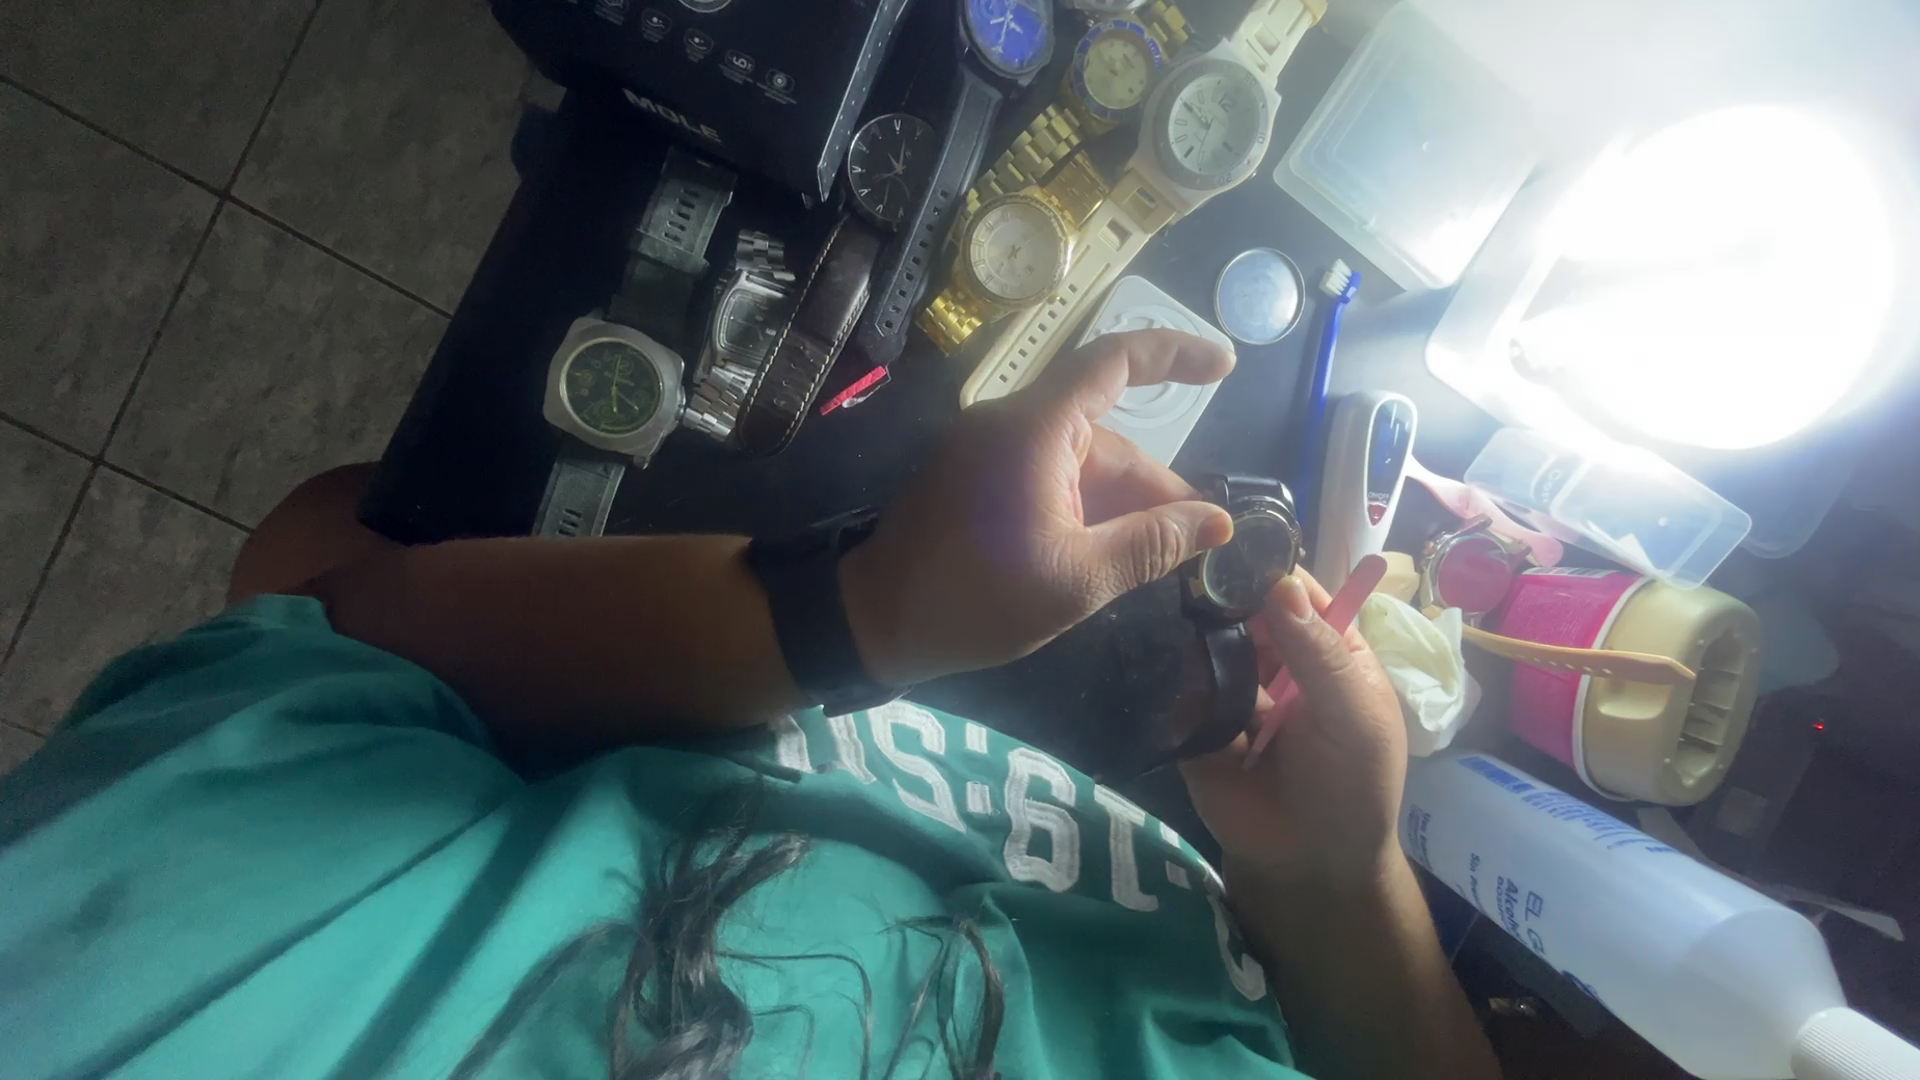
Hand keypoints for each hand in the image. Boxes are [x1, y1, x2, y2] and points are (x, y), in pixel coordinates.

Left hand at [841, 330, 1236, 684]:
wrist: (876, 621)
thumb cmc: (975, 601)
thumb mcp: (1077, 579)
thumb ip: (1151, 544)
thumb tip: (1218, 523)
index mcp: (1033, 429)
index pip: (1114, 361)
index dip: (1175, 354)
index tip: (1225, 367)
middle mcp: (1010, 424)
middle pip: (1106, 438)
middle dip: (1153, 489)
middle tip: (1194, 543)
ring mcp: (987, 449)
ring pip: (1077, 464)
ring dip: (1117, 507)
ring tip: (1153, 559)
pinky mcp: (974, 476)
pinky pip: (1045, 477)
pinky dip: (1080, 508)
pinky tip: (1102, 551)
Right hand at [1179, 571, 1407, 883]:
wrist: (1307, 864)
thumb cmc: (1352, 786)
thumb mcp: (1353, 718)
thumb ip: (1319, 654)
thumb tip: (1280, 584)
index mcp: (1323, 647)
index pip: (1292, 591)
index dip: (1265, 570)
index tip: (1224, 545)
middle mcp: (1273, 658)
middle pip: (1240, 609)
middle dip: (1216, 596)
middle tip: (1180, 575)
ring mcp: (1230, 686)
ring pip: (1204, 642)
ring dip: (1190, 632)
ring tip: (1164, 615)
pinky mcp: (1194, 718)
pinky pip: (1178, 688)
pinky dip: (1171, 677)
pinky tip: (1156, 663)